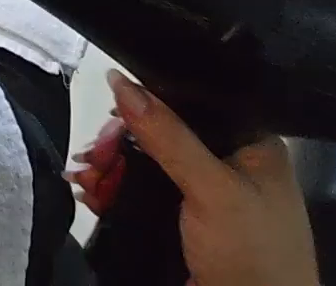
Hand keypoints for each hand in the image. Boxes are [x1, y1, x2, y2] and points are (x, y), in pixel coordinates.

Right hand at [69, 72, 319, 285]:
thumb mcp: (212, 190)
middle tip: (92, 157)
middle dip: (117, 142)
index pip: (189, 102)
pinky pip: (138, 190)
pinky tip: (89, 192)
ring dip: (108, 166)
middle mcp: (227, 163)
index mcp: (250, 145)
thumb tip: (118, 80)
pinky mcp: (181, 221)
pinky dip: (112, 189)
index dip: (145, 101)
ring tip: (83, 179)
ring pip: (143, 162)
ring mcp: (203, 195)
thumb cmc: (252, 255)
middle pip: (157, 132)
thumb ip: (167, 135)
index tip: (110, 115)